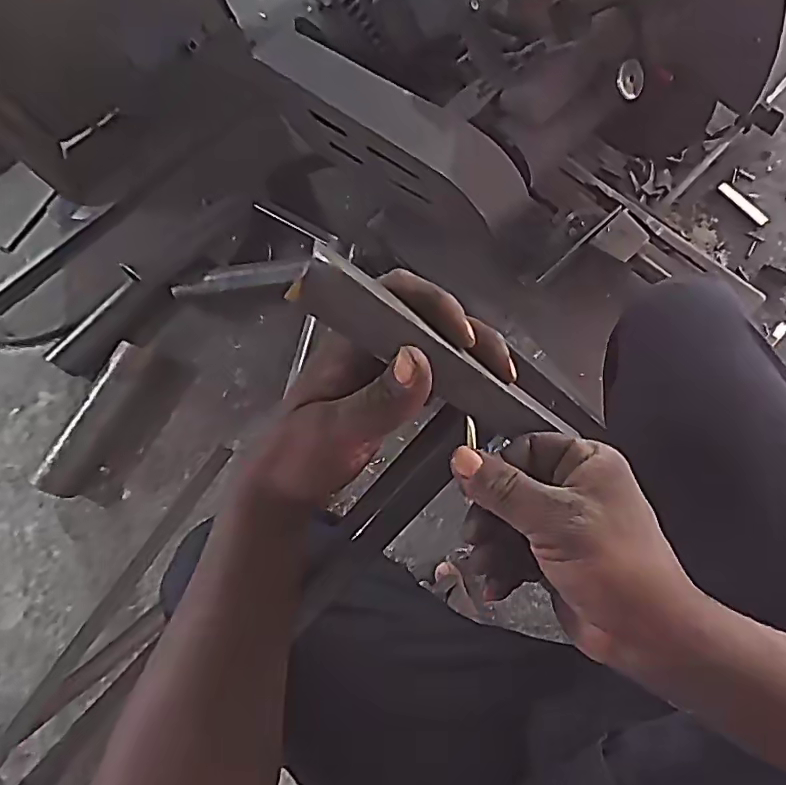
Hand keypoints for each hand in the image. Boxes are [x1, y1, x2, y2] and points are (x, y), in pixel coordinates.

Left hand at [238, 269, 515, 509]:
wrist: (282, 491)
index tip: (464, 336)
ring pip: (440, 342)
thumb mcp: (334, 431)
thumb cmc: (295, 459)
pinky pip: (440, 369)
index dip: (436, 304)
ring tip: (503, 376)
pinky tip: (486, 391)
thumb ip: (377, 400)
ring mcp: (387, 367)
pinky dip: (468, 375)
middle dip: (471, 331)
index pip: (395, 294)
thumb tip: (418, 360)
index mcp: (349, 341)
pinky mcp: (400, 391)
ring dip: (476, 353)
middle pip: (428, 315)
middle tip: (499, 364)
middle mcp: (372, 345)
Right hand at [451, 434, 708, 667]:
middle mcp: (579, 490)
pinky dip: (503, 568)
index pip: (529, 447)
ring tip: (486, 565)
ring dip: (493, 546)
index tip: (472, 487)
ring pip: (511, 524)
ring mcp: (568, 527)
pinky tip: (498, 584)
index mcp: (589, 464)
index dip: (498, 467)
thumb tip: (466, 460)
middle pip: (513, 488)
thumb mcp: (555, 519)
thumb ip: (505, 489)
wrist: (645, 631)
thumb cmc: (622, 567)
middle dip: (491, 516)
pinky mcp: (558, 560)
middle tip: (477, 534)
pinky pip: (517, 554)